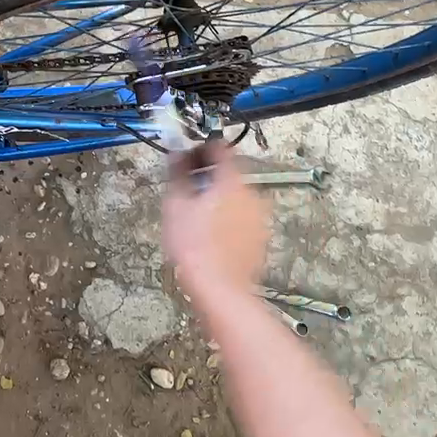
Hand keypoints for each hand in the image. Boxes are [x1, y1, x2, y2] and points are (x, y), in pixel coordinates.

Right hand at [160, 142, 271, 301]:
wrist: (218, 288)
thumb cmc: (194, 246)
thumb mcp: (175, 203)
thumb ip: (177, 171)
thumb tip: (176, 153)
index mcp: (231, 180)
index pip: (220, 148)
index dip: (200, 149)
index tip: (186, 159)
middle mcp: (252, 193)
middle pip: (228, 173)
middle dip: (207, 177)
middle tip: (185, 191)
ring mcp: (259, 216)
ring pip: (235, 196)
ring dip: (217, 197)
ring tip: (195, 216)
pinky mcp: (261, 237)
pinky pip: (242, 216)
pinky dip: (228, 217)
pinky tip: (210, 234)